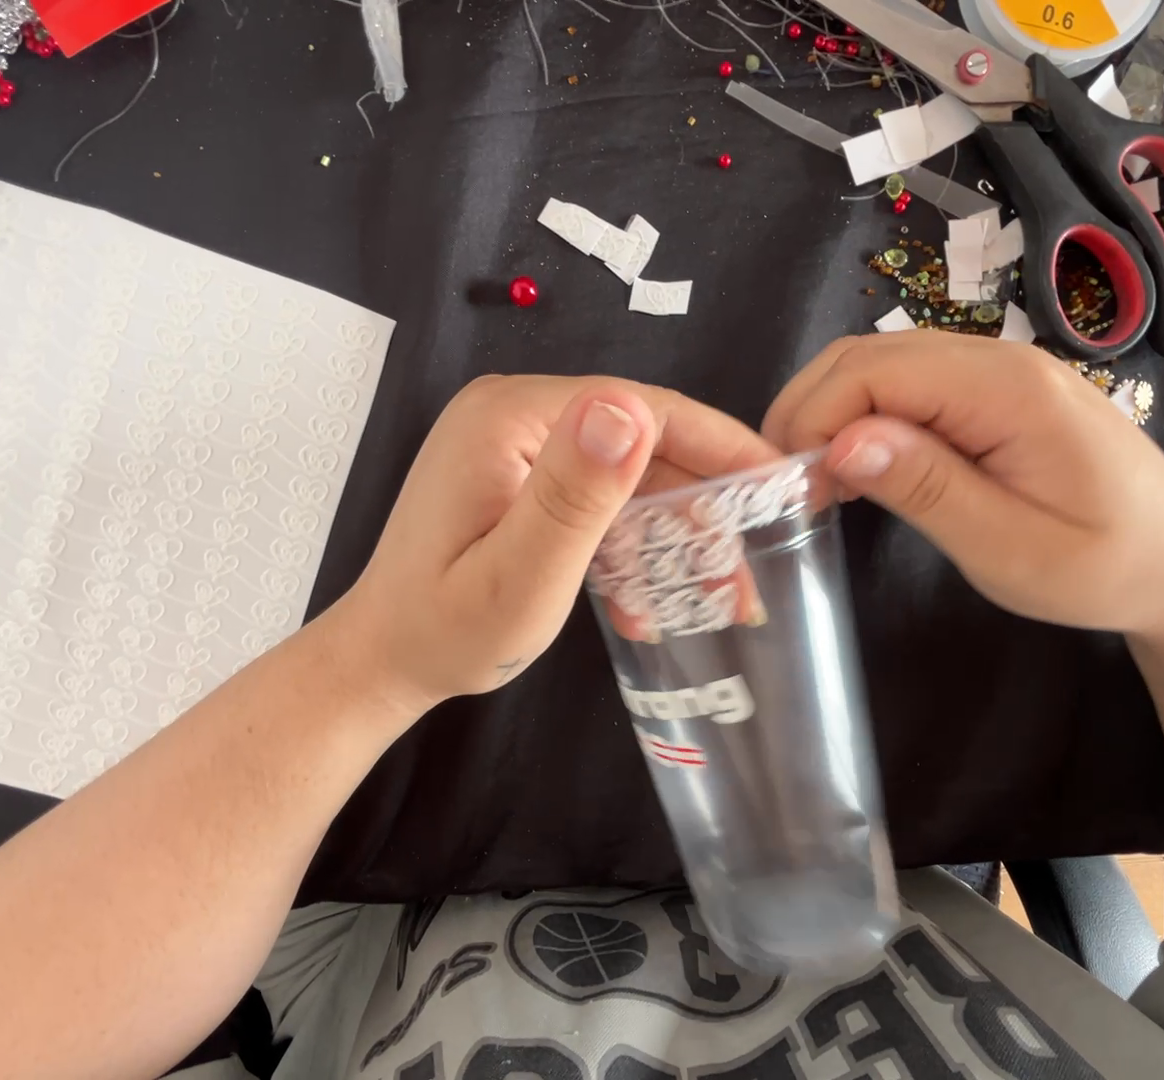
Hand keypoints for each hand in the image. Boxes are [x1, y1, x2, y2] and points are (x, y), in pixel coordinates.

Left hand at [328, 375, 779, 712]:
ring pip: (624, 473)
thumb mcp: (519, 577)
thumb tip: (629, 408)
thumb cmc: (446, 631)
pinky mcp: (517, 477)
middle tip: (749, 567)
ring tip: (718, 593)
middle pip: (638, 440)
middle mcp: (512, 414)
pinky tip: (649, 596)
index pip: (641, 408)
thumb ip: (573, 497)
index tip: (779, 486)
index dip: (718, 444)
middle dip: (701, 503)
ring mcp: (513, 444)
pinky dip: (630, 540)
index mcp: (510, 417)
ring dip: (672, 530)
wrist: (384, 659)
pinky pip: (594, 495)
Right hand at [761, 331, 1163, 638]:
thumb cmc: (1106, 569)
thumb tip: (840, 444)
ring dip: (828, 413)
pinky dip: (858, 418)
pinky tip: (853, 466)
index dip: (813, 420)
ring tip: (813, 481)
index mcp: (1005, 389)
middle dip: (807, 411)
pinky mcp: (988, 393)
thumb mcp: (1011, 547)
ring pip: (875, 364)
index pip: (873, 372)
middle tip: (786, 485)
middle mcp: (995, 360)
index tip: (789, 488)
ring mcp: (993, 371)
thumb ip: (927, 488)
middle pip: (864, 355)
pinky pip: (902, 385)